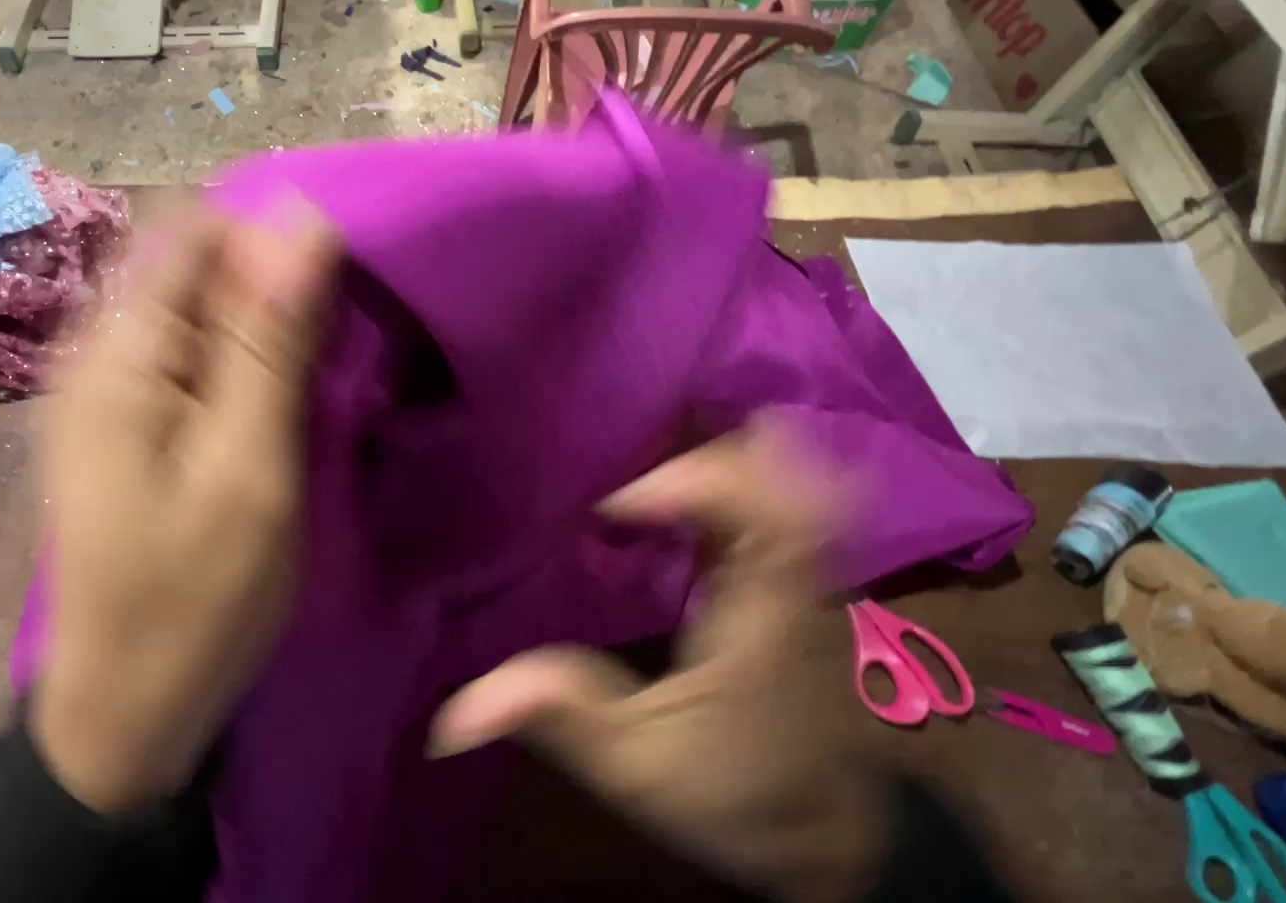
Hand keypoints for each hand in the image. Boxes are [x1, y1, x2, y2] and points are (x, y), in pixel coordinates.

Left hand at [34, 200, 337, 813]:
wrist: (127, 707)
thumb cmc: (196, 599)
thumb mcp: (250, 468)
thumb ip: (270, 341)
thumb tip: (303, 219)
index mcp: (117, 352)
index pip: (193, 226)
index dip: (270, 236)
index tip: (334, 287)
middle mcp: (96, 350)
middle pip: (191, 262)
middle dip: (268, 282)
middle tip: (329, 346)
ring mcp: (106, 388)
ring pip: (196, 307)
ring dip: (260, 322)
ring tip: (313, 373)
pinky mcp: (125, 421)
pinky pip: (189, 354)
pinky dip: (240, 359)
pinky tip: (277, 401)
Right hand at [429, 420, 889, 902]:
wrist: (831, 838)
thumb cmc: (734, 795)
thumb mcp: (632, 764)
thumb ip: (555, 719)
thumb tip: (455, 713)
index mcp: (763, 616)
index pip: (767, 512)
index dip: (693, 481)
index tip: (615, 506)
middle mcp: (799, 582)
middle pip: (795, 474)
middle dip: (715, 447)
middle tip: (638, 454)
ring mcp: (812, 579)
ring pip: (801, 480)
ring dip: (730, 457)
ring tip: (658, 462)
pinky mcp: (804, 584)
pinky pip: (788, 502)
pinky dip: (741, 480)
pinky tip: (686, 495)